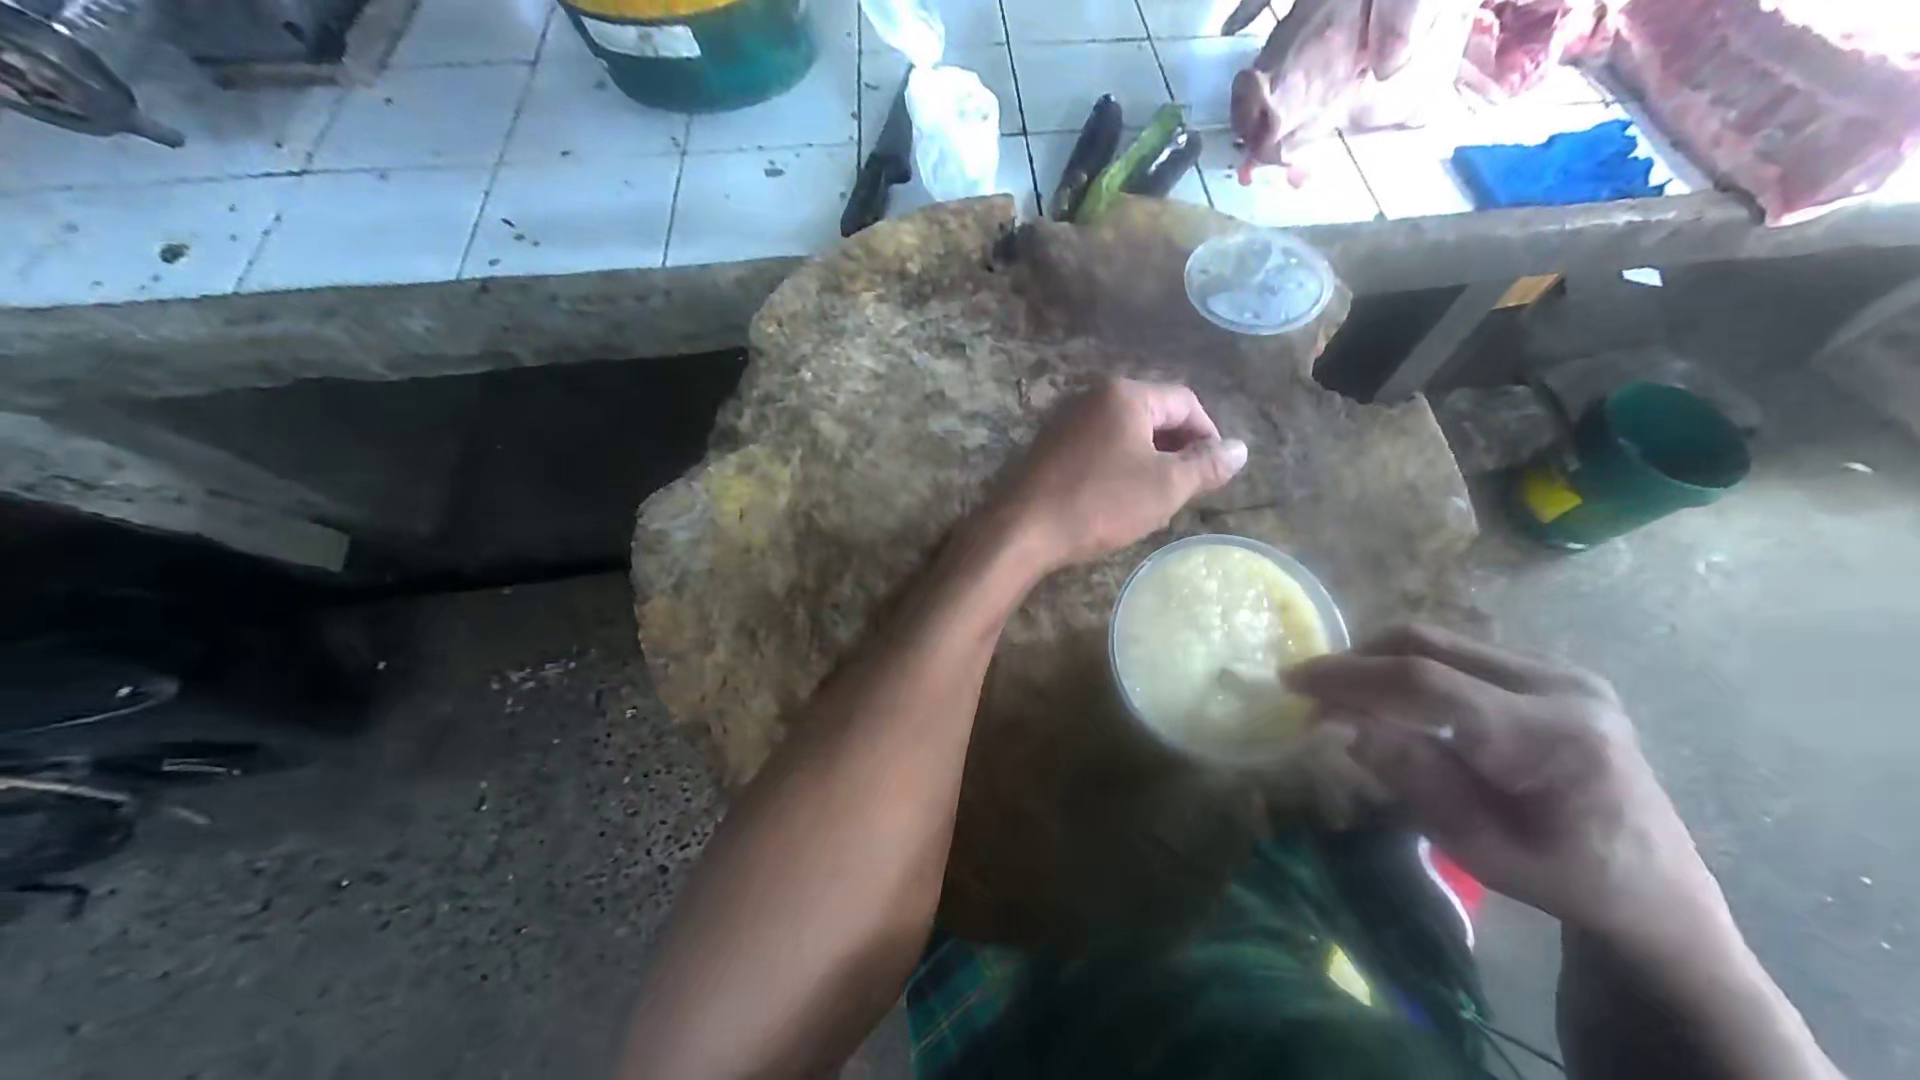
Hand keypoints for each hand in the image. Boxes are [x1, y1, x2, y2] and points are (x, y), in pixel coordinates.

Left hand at [991, 378, 1247, 571]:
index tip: (1214, 473)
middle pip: (1154, 414)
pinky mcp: (1050, 447)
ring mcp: (1066, 421)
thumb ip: (1207, 465)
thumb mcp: (1165, 486)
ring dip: (1149, 461)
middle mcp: (1093, 397)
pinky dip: (1119, 467)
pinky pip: (1099, 448)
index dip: (1208, 435)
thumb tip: (1240, 449)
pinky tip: (1117, 500)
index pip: (1185, 402)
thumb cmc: (1100, 503)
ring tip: (1155, 499)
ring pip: (1126, 434)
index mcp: (1125, 395)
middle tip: (1186, 489)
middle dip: (1178, 450)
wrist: (1023, 530)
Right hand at [1286, 625, 1724, 946]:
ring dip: (1381, 660)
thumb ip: (1401, 767)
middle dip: (1358, 660)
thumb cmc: (1557, 876)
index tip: (1294, 682)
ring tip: (1344, 692)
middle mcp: (1560, 686)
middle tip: (1312, 686)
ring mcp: (1562, 672)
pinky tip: (1392, 695)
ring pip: (1441, 640)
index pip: (1425, 683)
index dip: (1349, 677)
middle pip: (1428, 644)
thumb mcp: (1470, 837)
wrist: (1650, 887)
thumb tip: (1331, 720)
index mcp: (1547, 737)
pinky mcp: (1554, 672)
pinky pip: (1461, 651)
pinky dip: (1411, 665)